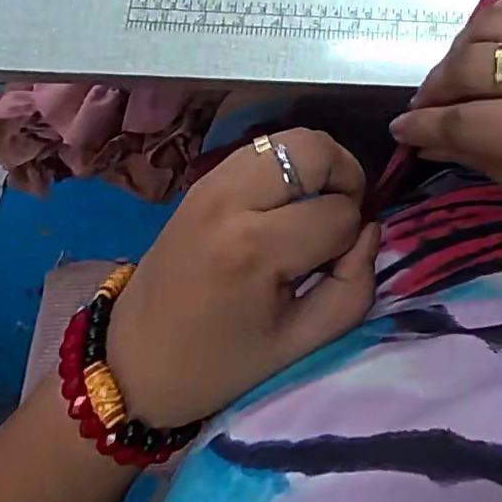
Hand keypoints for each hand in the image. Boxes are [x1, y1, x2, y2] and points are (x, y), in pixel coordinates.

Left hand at [106, 129, 379, 428]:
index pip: (338, 213)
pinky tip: (286, 202)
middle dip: (346, 176)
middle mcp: (230, 200)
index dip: (352, 238)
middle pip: (315, 148)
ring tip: (315, 205)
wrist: (131, 363)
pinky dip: (290, 165)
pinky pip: (266, 148)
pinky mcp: (204, 179)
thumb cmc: (220, 363)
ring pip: (292, 137)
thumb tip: (369, 231)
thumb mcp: (300, 344)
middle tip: (341, 213)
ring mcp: (211, 182)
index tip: (334, 265)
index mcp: (253, 249)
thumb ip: (353, 288)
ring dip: (319, 166)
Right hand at [390, 0, 501, 237]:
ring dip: (459, 50)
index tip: (399, 131)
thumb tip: (429, 142)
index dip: (423, 127)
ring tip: (454, 77)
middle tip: (425, 109)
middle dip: (434, 89)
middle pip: (468, 66)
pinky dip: (497, 17)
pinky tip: (489, 40)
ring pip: (489, 24)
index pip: (464, 120)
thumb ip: (484, 159)